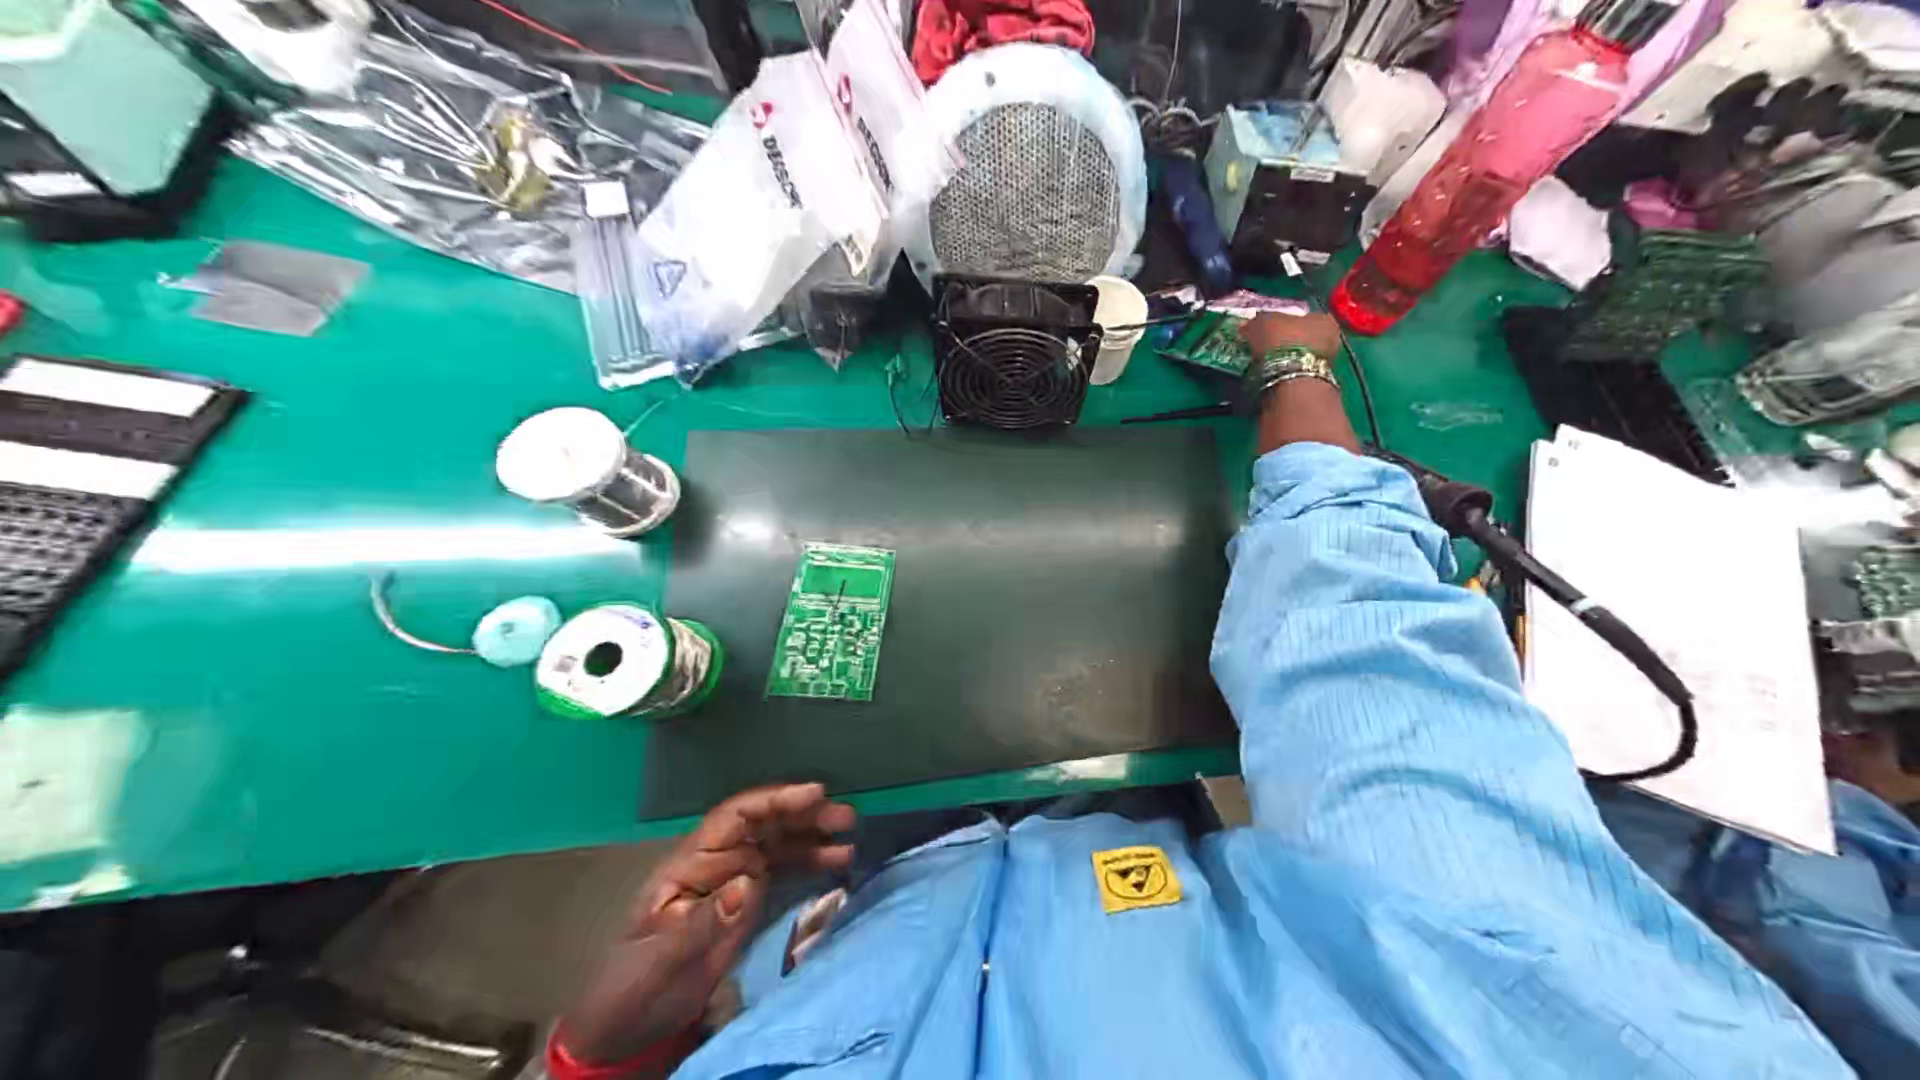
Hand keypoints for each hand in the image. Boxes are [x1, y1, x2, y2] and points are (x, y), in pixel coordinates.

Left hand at [560, 784, 855, 1067]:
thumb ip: (705, 921)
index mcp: (691, 860)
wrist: (627, 1025)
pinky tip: (838, 863)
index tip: (815, 793)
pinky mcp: (749, 898)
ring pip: (781, 843)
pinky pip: (785, 870)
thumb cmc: (634, 985)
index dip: (776, 800)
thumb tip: (749, 882)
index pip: (736, 816)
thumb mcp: (662, 958)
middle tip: (846, 818)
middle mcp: (718, 859)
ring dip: (815, 836)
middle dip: (806, 814)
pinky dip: (811, 863)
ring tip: (850, 838)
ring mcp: (736, 877)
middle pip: (766, 823)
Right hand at [1241, 312, 1359, 454]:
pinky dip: (1282, 376)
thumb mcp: (1262, 322)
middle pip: (1302, 338)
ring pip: (1298, 358)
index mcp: (1323, 319)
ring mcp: (1324, 365)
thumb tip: (1246, 326)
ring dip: (1283, 361)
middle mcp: (1331, 339)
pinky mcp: (1314, 385)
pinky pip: (1294, 375)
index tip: (1266, 330)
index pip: (1301, 316)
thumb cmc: (1282, 341)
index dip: (1282, 321)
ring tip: (1262, 365)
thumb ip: (1255, 322)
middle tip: (1263, 348)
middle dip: (1284, 343)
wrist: (1291, 379)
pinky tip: (1268, 378)